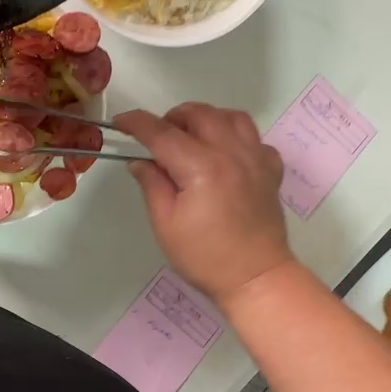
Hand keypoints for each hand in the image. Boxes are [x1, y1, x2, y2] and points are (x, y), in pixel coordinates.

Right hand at [116, 103, 296, 303]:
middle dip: (172, 118)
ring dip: (206, 119)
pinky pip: (254, 138)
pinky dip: (236, 137)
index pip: (162, 133)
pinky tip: (224, 155)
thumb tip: (140, 161)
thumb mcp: (165, 225)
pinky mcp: (271, 170)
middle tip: (158, 139)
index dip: (137, 123)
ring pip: (231, 116)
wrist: (255, 277)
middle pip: (199, 114)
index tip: (120, 123)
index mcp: (201, 166)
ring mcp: (256, 158)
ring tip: (192, 138)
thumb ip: (152, 185)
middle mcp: (231, 152)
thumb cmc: (204, 257)